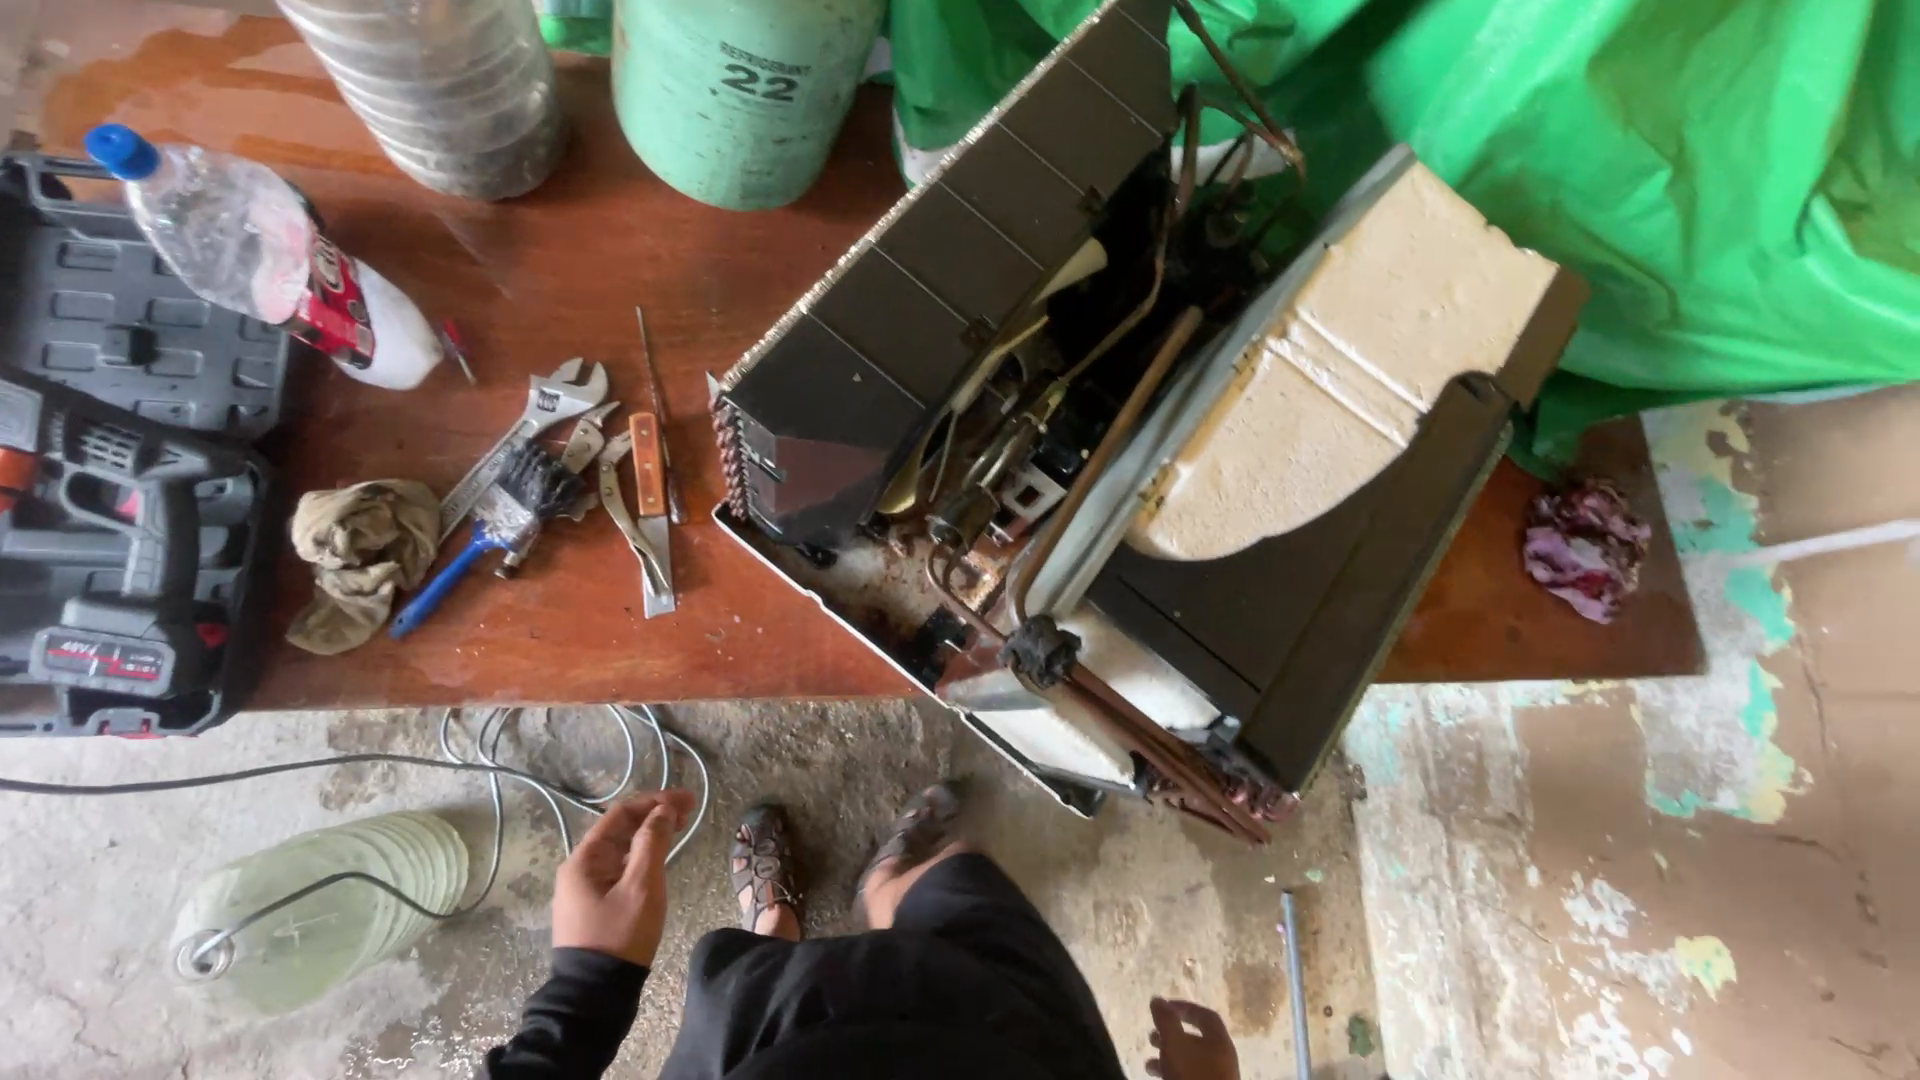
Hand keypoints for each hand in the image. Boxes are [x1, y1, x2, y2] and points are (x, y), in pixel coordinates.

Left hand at [551, 790, 695, 966]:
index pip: (621, 814)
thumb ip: (653, 842)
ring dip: (650, 833)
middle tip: (689, 811)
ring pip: (621, 848)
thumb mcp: (641, 886)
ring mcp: (585, 887)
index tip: (688, 800)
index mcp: (584, 859)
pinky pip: (620, 866)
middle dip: (655, 814)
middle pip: (620, 828)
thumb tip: (664, 809)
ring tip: (680, 827)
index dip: (655, 801)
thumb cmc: (620, 936)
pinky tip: (660, 854)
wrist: (595, 996)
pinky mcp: (594, 904)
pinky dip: (642, 854)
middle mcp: (580, 868)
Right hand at [1148, 998, 1239, 1079]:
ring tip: (1149, 1061)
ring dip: (1168, 1056)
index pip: (1205, 1016)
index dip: (1185, 1008)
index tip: (1164, 1008)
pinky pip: (1190, 1076)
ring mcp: (1217, 1079)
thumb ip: (1166, 1020)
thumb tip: (1157, 1000)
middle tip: (1151, 1036)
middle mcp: (1222, 1059)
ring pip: (1190, 1059)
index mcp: (1220, 1042)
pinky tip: (1155, 1075)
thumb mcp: (1175, 1044)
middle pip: (1196, 1039)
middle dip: (1171, 1035)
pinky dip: (1172, 1071)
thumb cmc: (1192, 1076)